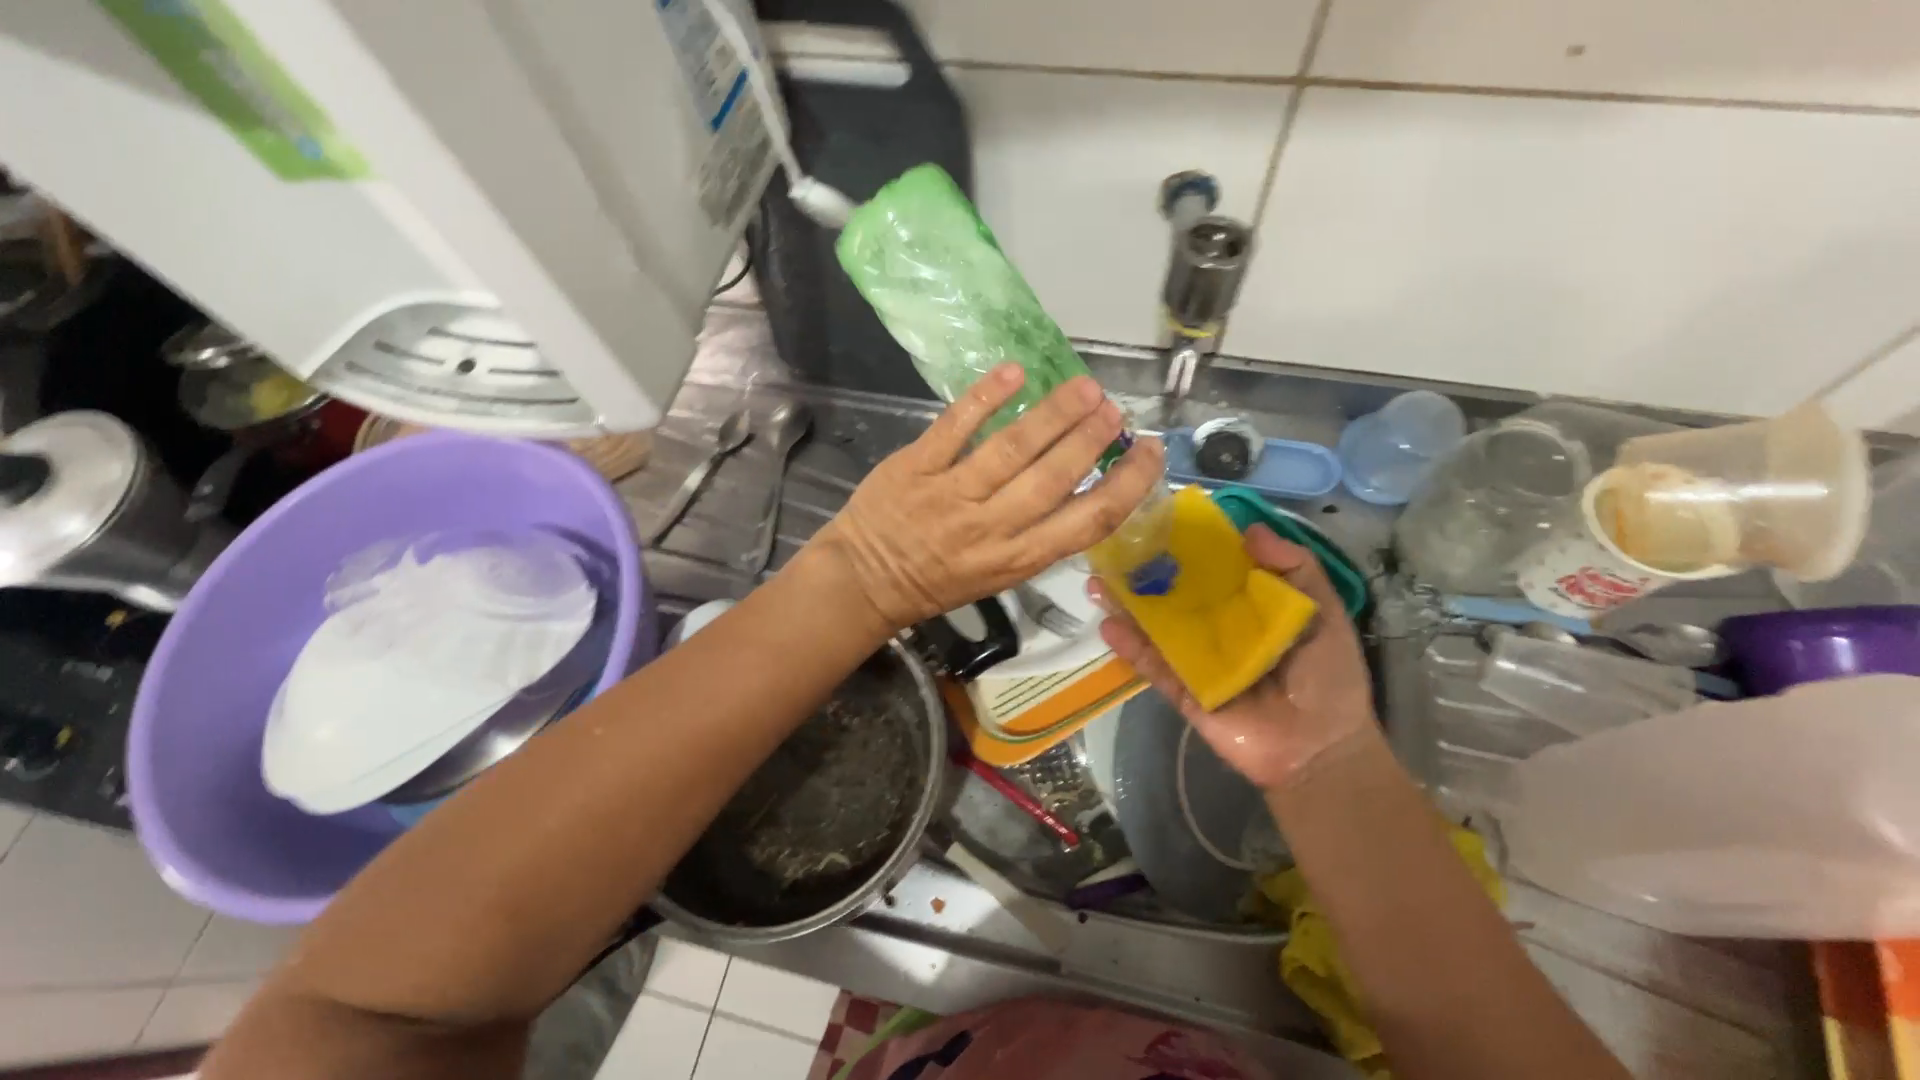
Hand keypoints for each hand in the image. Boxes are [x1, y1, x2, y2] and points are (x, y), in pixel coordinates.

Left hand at [813, 364, 1163, 629]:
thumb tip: (1083, 481)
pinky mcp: (915, 467)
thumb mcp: (999, 573)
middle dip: (1090, 440)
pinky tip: (1014, 373)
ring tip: (1084, 388)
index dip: (1126, 485)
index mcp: (1018, 560)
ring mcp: (951, 495)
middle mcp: (990, 528)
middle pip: (1054, 477)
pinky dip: (984, 397)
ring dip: (1054, 414)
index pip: (1087, 522)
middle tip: (1113, 409)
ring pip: (1012, 448)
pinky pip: (954, 427)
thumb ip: (1038, 533)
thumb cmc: (938, 582)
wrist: (864, 582)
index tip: (1149, 453)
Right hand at [1094, 525, 1378, 791]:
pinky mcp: (1183, 692)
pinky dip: (1132, 649)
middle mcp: (1217, 629)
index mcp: (1249, 606)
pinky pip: (1155, 667)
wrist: (1320, 747)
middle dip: (1145, 573)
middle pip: (1175, 596)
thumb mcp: (1324, 612)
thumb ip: (1297, 568)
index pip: (1213, 570)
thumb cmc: (1328, 676)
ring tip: (1097, 582)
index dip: (1188, 548)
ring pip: (1156, 629)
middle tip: (1115, 548)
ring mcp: (1196, 661)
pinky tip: (1109, 626)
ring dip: (1127, 607)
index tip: (1159, 521)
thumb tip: (1252, 529)